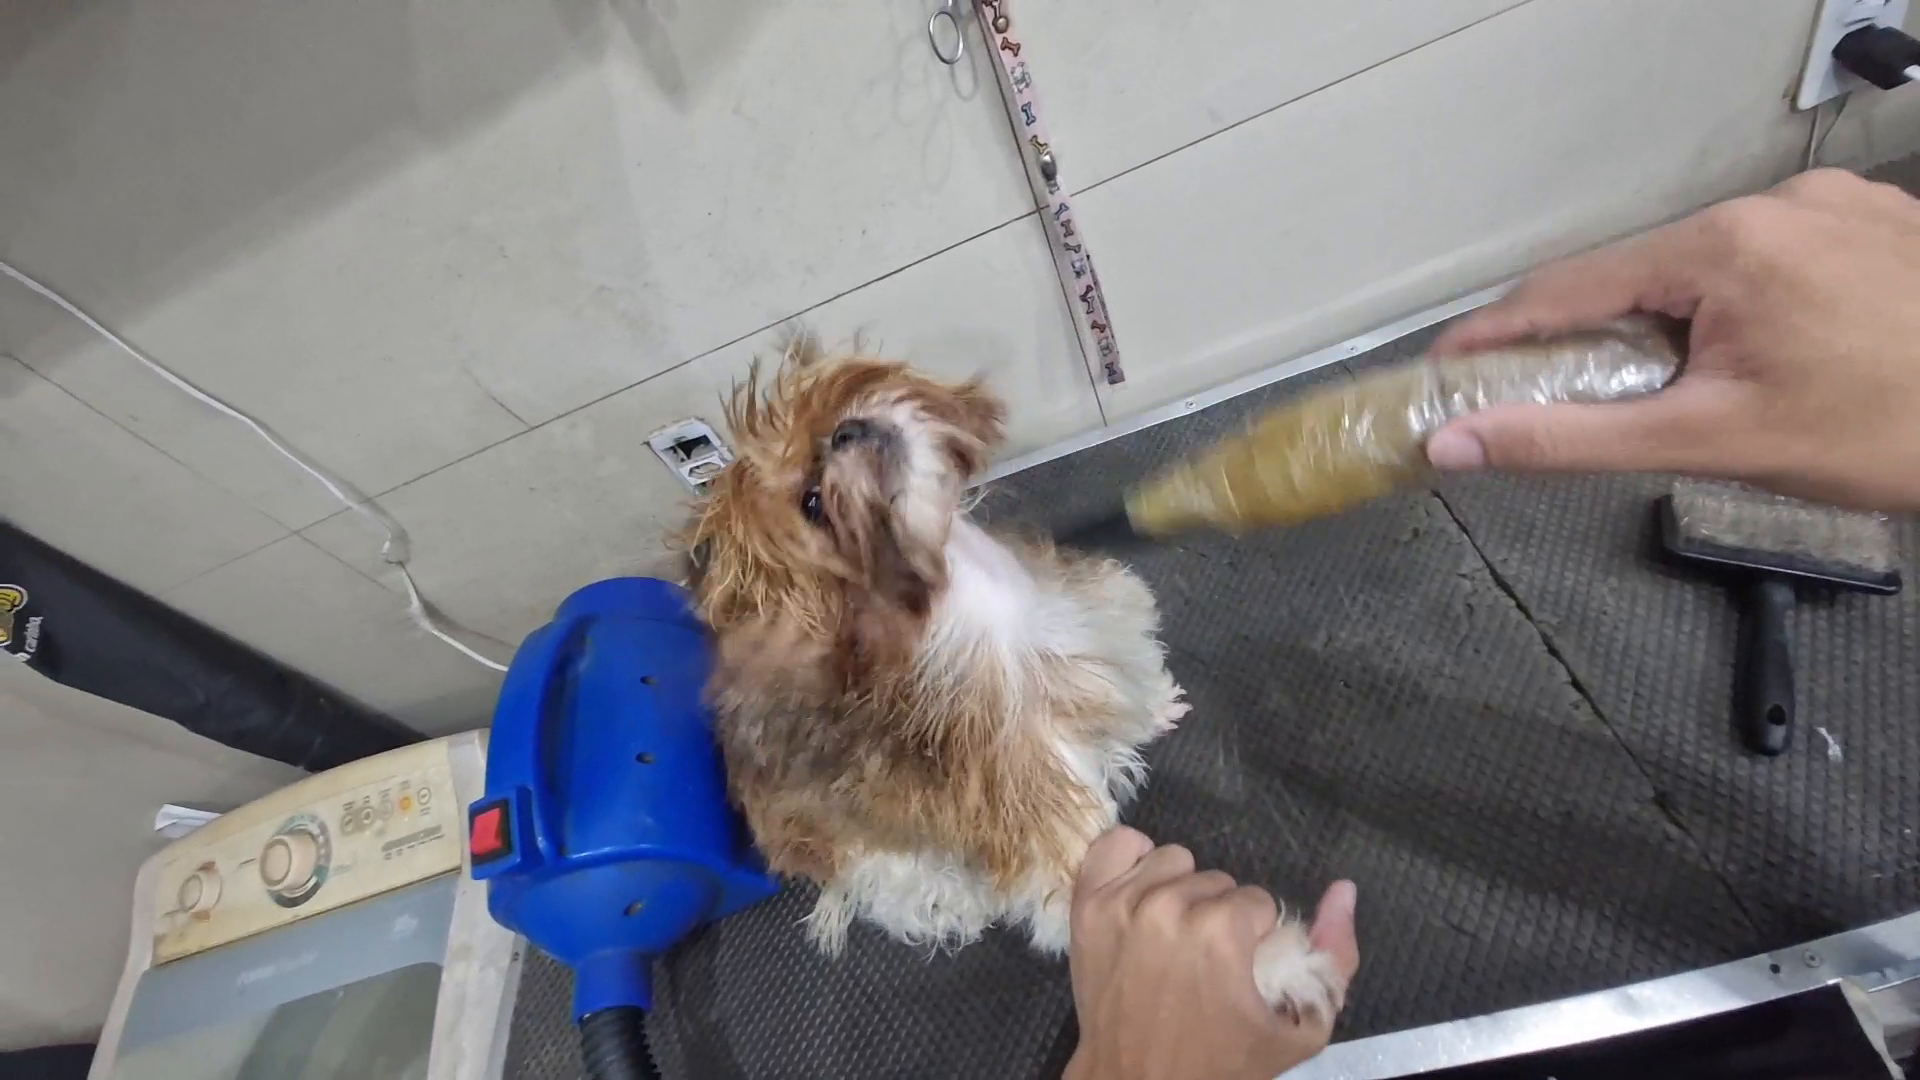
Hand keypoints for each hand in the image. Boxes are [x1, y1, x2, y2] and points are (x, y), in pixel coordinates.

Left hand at [1064, 828, 1359, 1079]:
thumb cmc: (1220, 1062)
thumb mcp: (1298, 1030)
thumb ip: (1334, 957)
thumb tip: (1343, 889)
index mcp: (1220, 933)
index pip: (1257, 900)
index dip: (1255, 936)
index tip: (1239, 968)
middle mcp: (1168, 906)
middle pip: (1214, 880)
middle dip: (1219, 914)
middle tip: (1204, 958)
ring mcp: (1121, 900)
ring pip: (1172, 859)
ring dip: (1179, 889)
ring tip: (1174, 931)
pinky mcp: (1087, 900)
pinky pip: (1116, 842)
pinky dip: (1131, 858)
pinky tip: (1141, 888)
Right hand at [1424, 168, 1919, 511]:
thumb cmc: (1884, 433)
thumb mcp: (1703, 442)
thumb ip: (1562, 440)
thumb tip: (1449, 446)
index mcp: (1724, 246)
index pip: (1561, 289)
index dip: (1485, 333)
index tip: (1436, 370)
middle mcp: (1769, 205)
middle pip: (1616, 275)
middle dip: (1561, 334)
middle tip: (1526, 391)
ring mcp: (1823, 205)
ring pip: (1671, 270)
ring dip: (1627, 323)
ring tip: (1626, 381)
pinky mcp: (1859, 221)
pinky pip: (1732, 263)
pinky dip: (1690, 308)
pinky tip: (1707, 351)